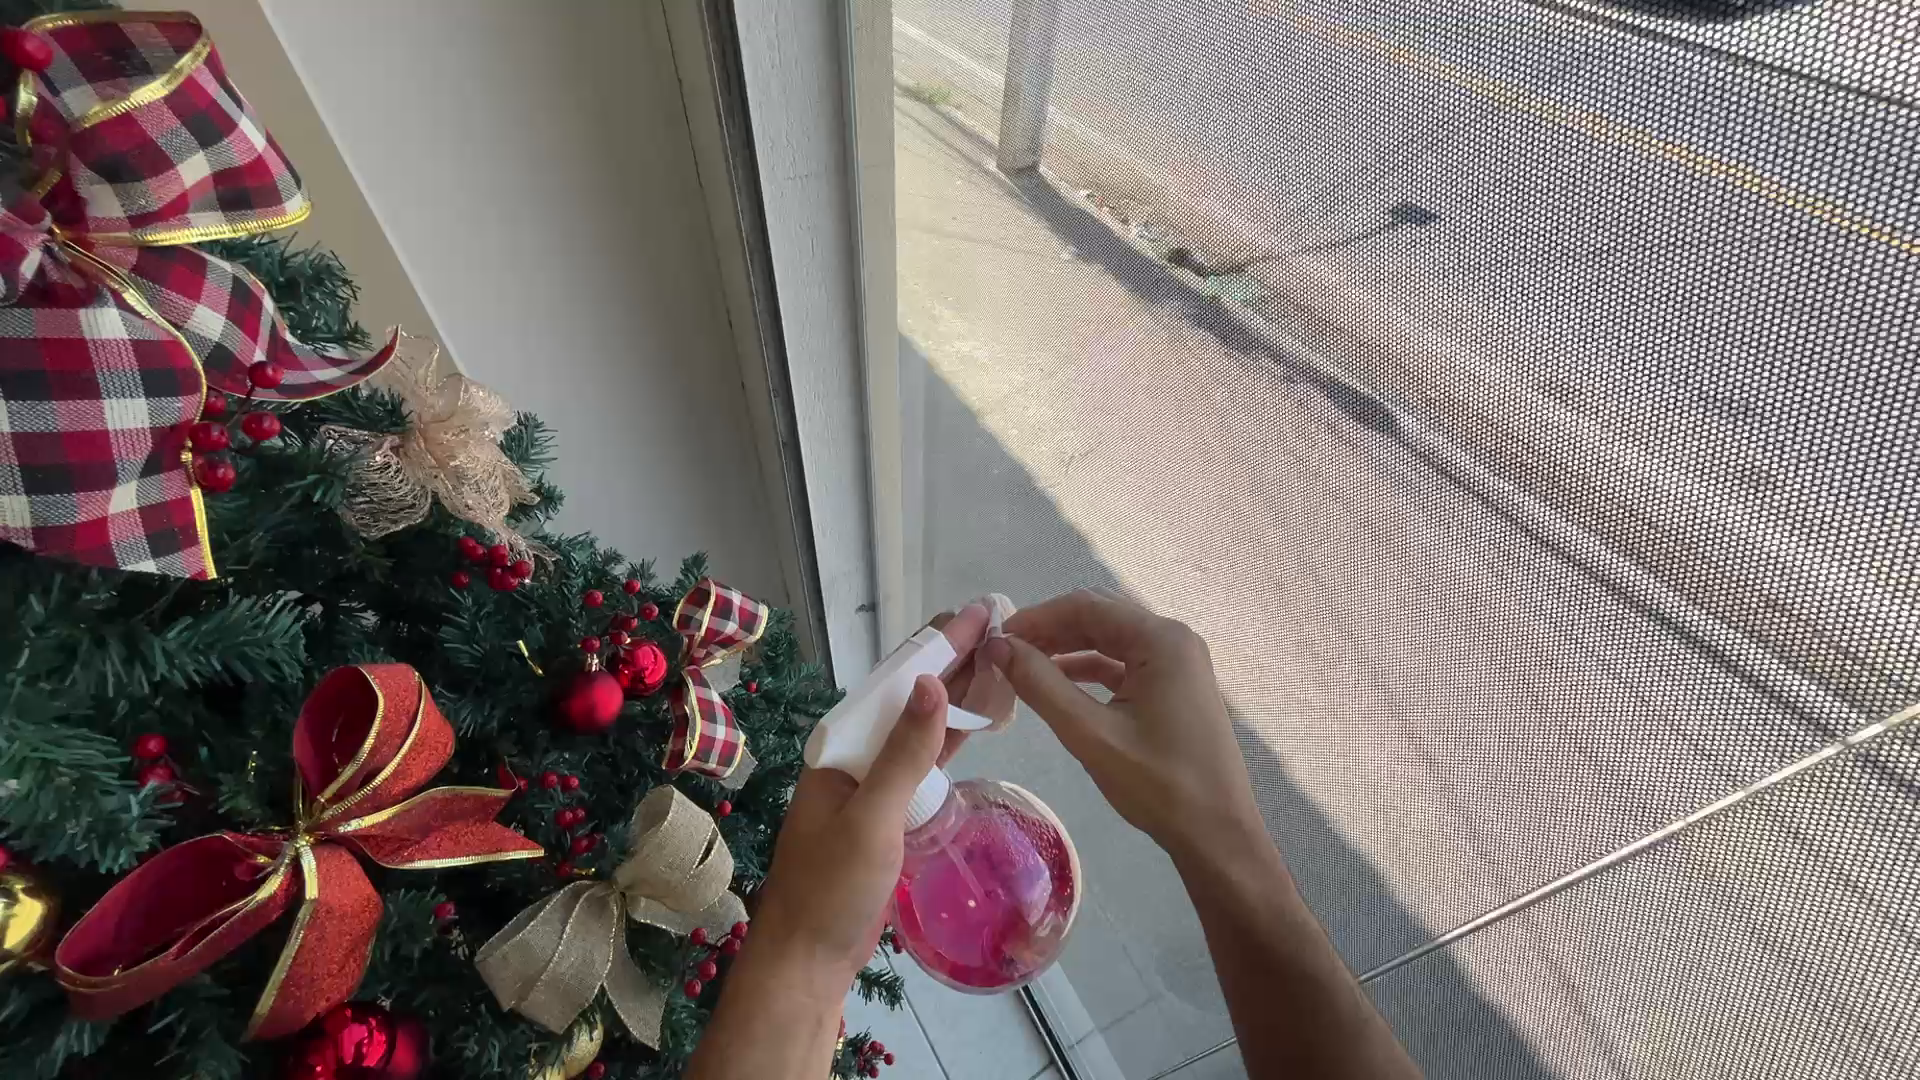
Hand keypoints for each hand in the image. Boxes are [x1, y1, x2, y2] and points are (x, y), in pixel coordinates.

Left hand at [748, 603, 990, 984]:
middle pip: (910, 696)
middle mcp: (858, 753)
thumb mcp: (870, 819)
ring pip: (921, 724)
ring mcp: (875, 780)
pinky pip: (925, 760)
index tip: (975, 612)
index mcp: (844, 745)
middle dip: (951, 657)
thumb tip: (931, 683)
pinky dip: (950, 738)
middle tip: (996, 623)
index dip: (937, 644)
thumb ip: (904, 754)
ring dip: (955, 691)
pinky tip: (975, 718)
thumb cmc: (830, 889)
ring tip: (995, 657)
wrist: (808, 961)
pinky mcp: (890, 807)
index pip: (896, 681)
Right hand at [986, 591, 1263, 863]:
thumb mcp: (1090, 734)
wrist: (1218, 835)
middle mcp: (1173, 638)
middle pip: (1099, 617)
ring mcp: (1178, 661)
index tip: (997, 636)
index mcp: (1161, 639)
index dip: (1037, 617)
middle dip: (1050, 630)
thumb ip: (1041, 684)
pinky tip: (1058, 682)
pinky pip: (1124, 662)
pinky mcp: (1175, 684)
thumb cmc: (1158, 784)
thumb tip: (998, 646)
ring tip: (1022, 664)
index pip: (1086, 607)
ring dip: (1067, 648)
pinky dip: (1090, 668)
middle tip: (1005, 650)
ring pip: (1110, 639)